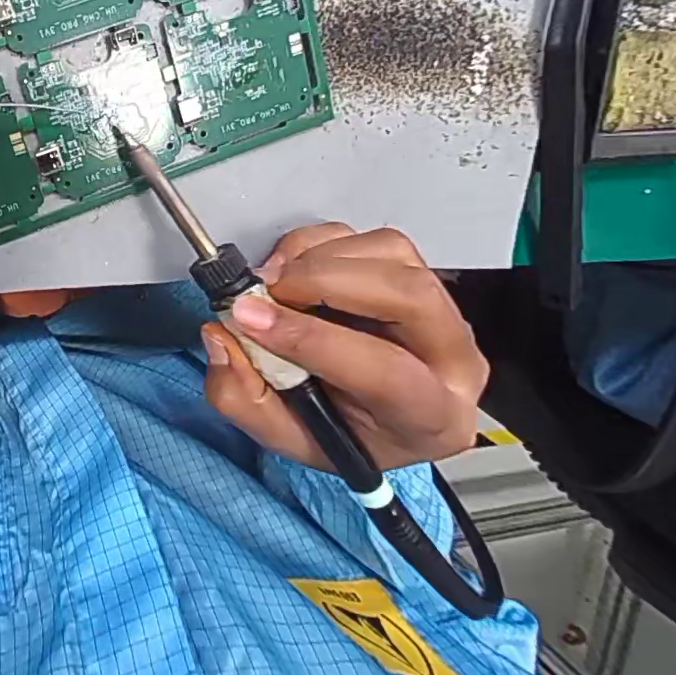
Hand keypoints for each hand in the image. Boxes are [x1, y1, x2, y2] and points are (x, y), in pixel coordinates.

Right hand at [200, 225, 488, 472]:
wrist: (362, 413)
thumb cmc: (334, 429)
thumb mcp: (280, 434)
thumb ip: (239, 396)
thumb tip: (222, 336)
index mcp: (429, 417)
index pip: (386, 372)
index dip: (310, 339)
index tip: (248, 319)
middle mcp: (453, 360)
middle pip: (408, 295)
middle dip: (323, 281)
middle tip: (264, 290)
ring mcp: (441, 311)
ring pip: (392, 255)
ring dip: (319, 258)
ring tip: (274, 283)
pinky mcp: (417, 275)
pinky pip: (374, 239)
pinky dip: (319, 243)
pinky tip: (290, 270)